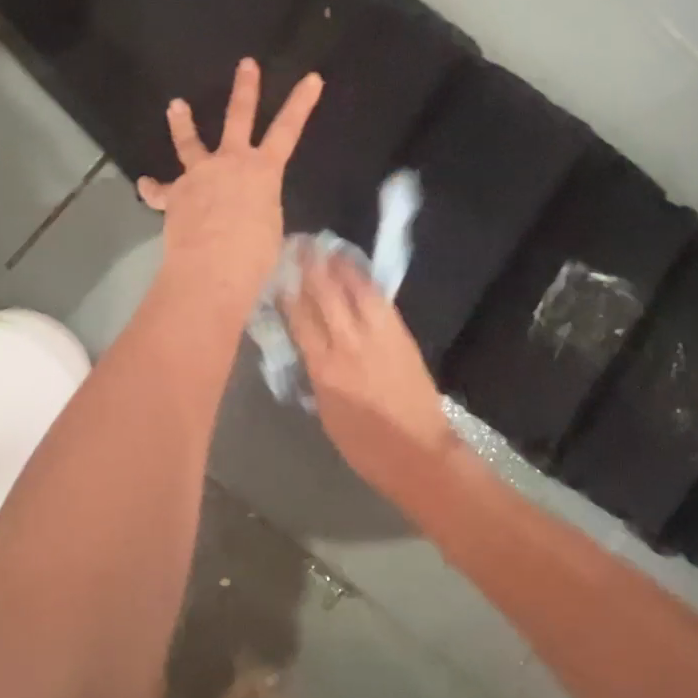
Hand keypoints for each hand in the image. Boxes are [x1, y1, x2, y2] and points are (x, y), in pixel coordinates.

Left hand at [137, 58, 322, 301]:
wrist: (211, 268)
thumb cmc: (254, 254)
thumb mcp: (270, 227)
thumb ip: (260, 207)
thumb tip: (246, 208)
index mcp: (263, 171)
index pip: (288, 130)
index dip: (301, 103)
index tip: (311, 77)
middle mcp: (230, 163)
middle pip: (239, 117)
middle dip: (244, 89)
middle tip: (245, 64)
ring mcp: (198, 176)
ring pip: (189, 143)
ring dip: (182, 124)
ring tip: (175, 105)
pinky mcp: (173, 195)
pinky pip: (159, 191)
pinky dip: (152, 189)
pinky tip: (145, 185)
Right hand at [281, 254, 458, 493]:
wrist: (418, 453)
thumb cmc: (364, 446)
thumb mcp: (326, 413)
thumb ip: (316, 375)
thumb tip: (309, 349)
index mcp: (324, 369)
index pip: (300, 319)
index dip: (289, 293)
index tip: (279, 273)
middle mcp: (349, 344)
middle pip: (326, 295)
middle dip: (313, 267)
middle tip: (302, 244)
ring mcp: (378, 336)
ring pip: (356, 291)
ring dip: (342, 267)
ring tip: (330, 249)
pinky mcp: (401, 335)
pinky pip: (380, 302)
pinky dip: (367, 283)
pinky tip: (359, 273)